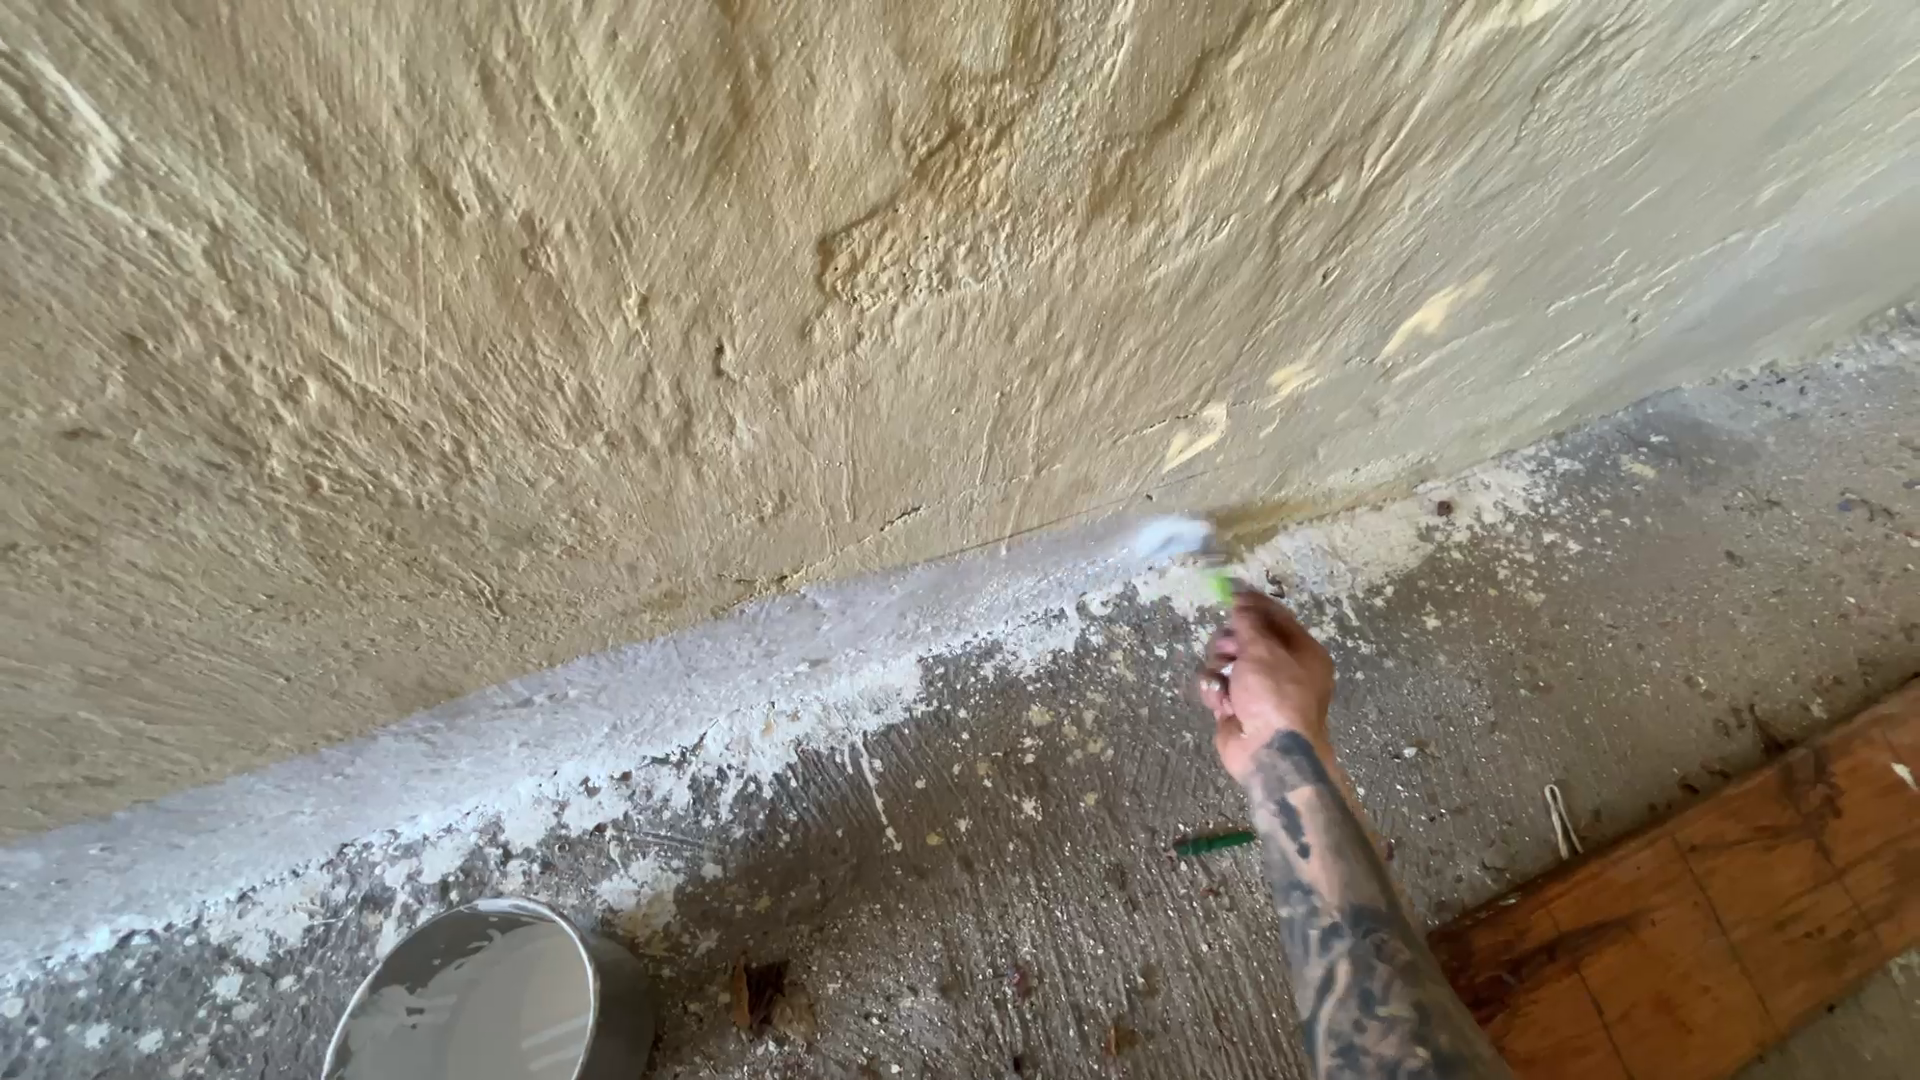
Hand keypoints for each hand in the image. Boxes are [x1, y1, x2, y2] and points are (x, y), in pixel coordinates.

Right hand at [1197, 590, 1336, 785]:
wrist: (1269, 750)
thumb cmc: (1275, 695)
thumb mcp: (1263, 650)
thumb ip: (1248, 621)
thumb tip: (1240, 596)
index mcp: (1300, 652)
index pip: (1275, 617)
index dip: (1252, 605)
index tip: (1230, 594)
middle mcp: (1281, 668)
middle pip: (1244, 638)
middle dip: (1229, 643)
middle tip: (1227, 651)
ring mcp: (1258, 688)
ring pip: (1225, 661)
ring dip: (1218, 669)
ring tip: (1223, 684)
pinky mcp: (1237, 705)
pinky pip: (1218, 685)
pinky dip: (1215, 691)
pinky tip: (1220, 701)